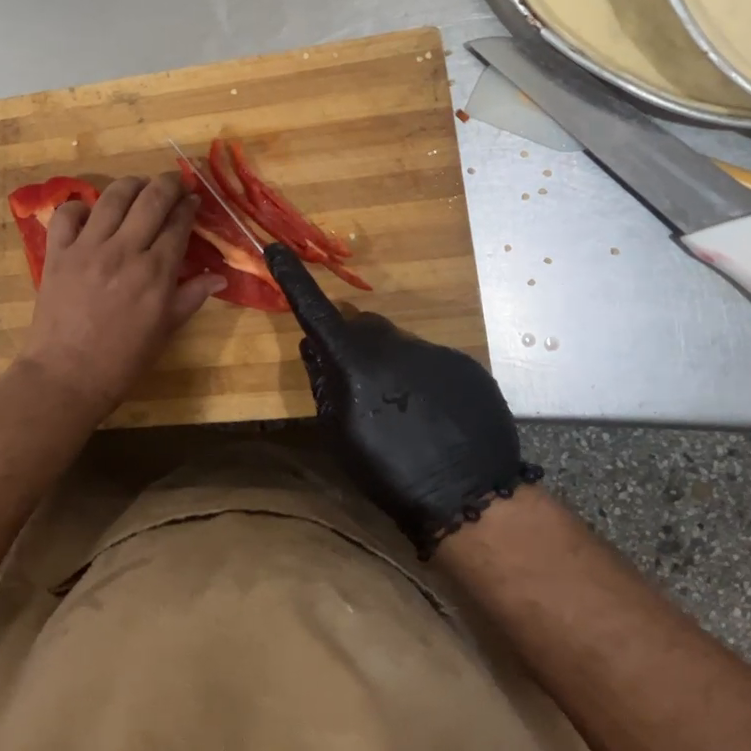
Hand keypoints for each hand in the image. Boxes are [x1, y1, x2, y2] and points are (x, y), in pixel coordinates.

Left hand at [14, 174, 224, 415]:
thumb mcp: (165, 331)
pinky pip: (67, 214)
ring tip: (137, 188)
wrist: (67, 376)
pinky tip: (90, 214)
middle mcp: (124, 250)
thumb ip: (191, 297)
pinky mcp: (57, 252)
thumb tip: (219, 276)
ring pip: (113, 196)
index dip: (188, 206)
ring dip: (131, 185)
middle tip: (172, 183)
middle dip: (167, 184)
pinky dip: (80, 207)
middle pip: (152, 198)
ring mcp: (87, 248)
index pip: (178, 223)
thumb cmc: (122, 361)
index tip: (192, 201)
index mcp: (156, 272)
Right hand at [267, 247, 541, 557]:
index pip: (316, 312)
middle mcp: (395, 345)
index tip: (278, 252)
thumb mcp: (339, 434)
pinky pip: (430, 360)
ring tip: (399, 409)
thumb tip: (312, 346)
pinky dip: (420, 377)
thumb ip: (323, 384)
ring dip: (388, 363)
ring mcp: (435, 352)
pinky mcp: (466, 365)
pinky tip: (430, 413)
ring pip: (397, 344)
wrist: (472, 498)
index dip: (294, 280)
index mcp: (356, 363)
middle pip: (362, 326)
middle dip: (351, 341)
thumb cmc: (390, 472)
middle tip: (352, 380)